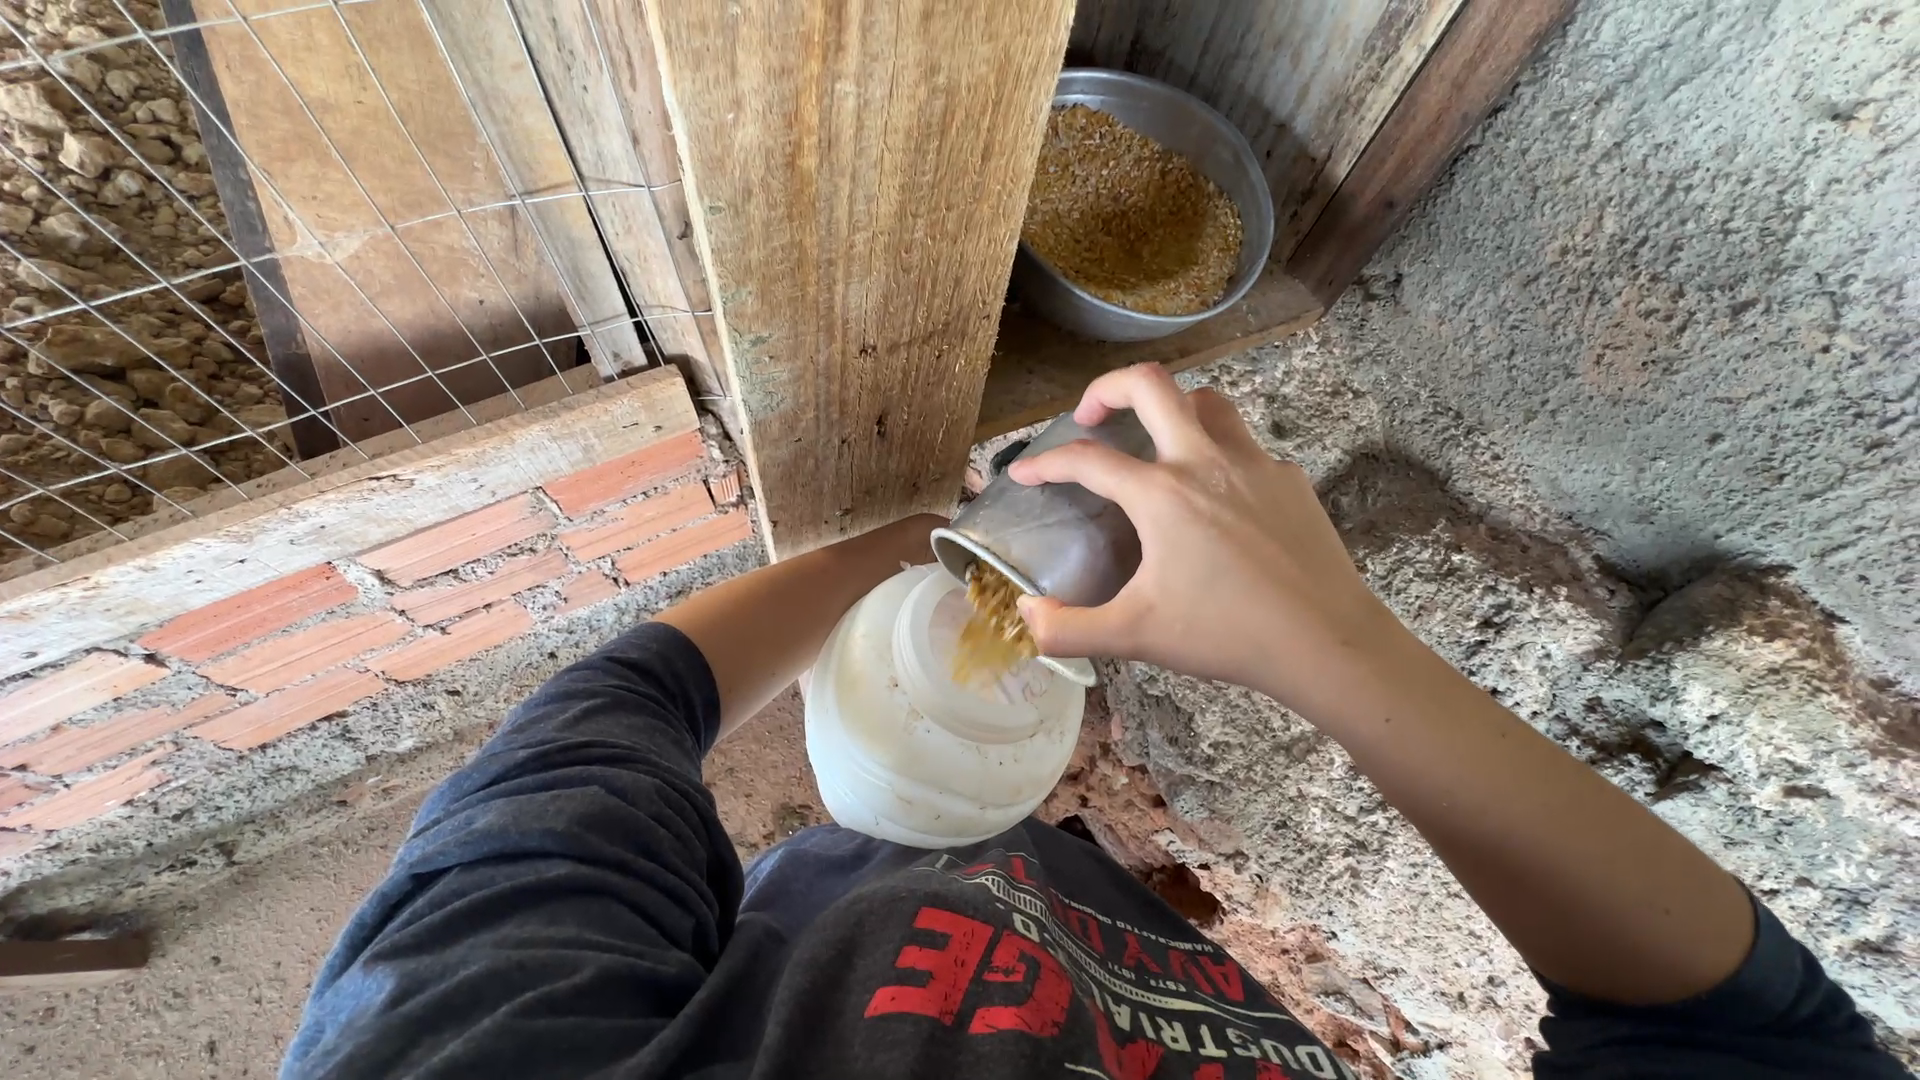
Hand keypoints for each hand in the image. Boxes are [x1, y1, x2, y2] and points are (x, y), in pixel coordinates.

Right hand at [1007, 364, 1407, 716]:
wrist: (1328, 643)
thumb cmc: (1226, 635)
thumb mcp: (1134, 636)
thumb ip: (1066, 630)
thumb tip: (1027, 614)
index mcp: (1161, 495)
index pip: (1087, 459)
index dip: (1045, 462)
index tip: (1024, 473)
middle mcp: (1205, 462)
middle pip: (1151, 385)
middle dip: (1108, 387)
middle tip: (1090, 416)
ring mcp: (1255, 465)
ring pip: (1206, 402)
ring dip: (1170, 407)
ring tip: (1154, 440)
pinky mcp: (1290, 480)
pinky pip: (1245, 445)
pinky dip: (1218, 452)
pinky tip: (1217, 495)